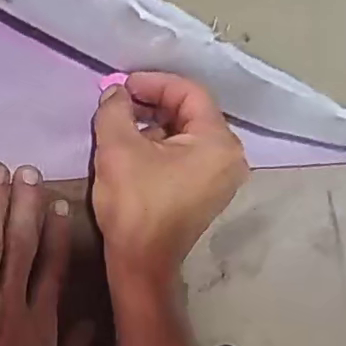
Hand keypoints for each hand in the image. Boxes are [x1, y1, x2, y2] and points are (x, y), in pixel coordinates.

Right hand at [91, 72, 249, 284]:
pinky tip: (134, 151)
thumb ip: (115, 111)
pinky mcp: (205, 195)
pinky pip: (186, 158)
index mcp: (218, 142)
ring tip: (121, 126)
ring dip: (154, 127)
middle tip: (119, 104)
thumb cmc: (133, 206)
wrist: (139, 263)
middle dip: (152, 105)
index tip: (122, 86)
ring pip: (186, 136)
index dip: (153, 83)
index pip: (188, 93)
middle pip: (190, 114)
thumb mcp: (117, 150)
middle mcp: (229, 157)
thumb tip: (115, 93)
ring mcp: (220, 179)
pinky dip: (161, 148)